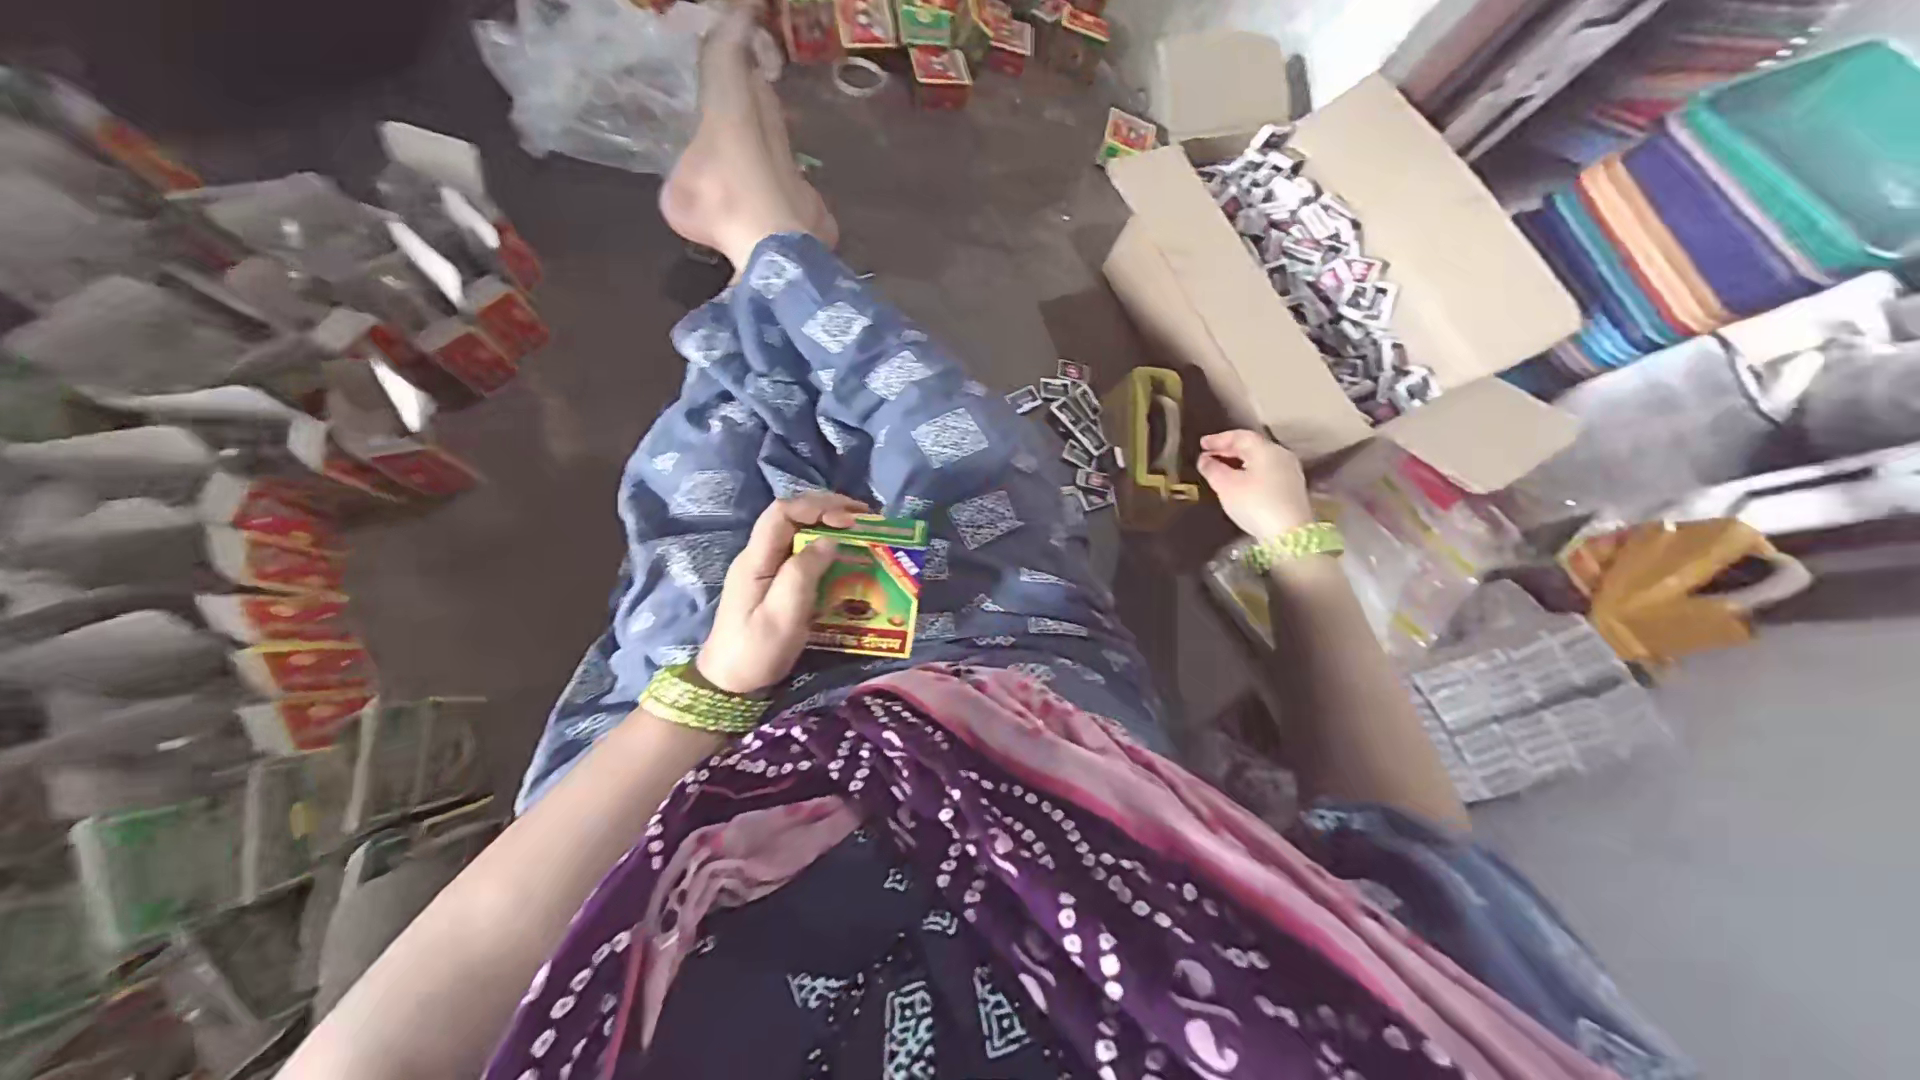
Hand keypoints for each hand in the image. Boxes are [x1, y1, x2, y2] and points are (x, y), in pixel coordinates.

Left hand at [696, 492, 867, 695]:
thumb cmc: (756, 651)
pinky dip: (826, 546)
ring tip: (863, 530)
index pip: (783, 512)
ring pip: (798, 531)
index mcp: (756, 559)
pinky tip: (846, 555)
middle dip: (829, 509)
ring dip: (830, 525)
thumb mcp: (782, 616)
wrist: (729, 683)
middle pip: (792, 514)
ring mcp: (765, 568)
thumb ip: (803, 573)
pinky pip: (801, 552)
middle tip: (866, 518)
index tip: (851, 519)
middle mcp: (759, 555)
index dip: (819, 507)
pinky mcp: (774, 581)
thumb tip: (829, 540)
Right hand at [1196, 429, 1315, 539]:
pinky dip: (1248, 470)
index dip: (1219, 439)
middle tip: (1208, 455)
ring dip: (1237, 461)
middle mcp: (1281, 455)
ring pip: (1258, 459)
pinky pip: (1265, 471)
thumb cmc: (1254, 504)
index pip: (1240, 436)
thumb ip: (1212, 469)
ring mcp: (1289, 471)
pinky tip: (1238, 480)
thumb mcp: (1226, 485)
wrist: (1288, 533)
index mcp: (1266, 450)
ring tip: (1220, 467)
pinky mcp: (1291, 487)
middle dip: (1227, 449)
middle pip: (1251, 446)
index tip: (1201, 444)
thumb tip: (1204, 460)